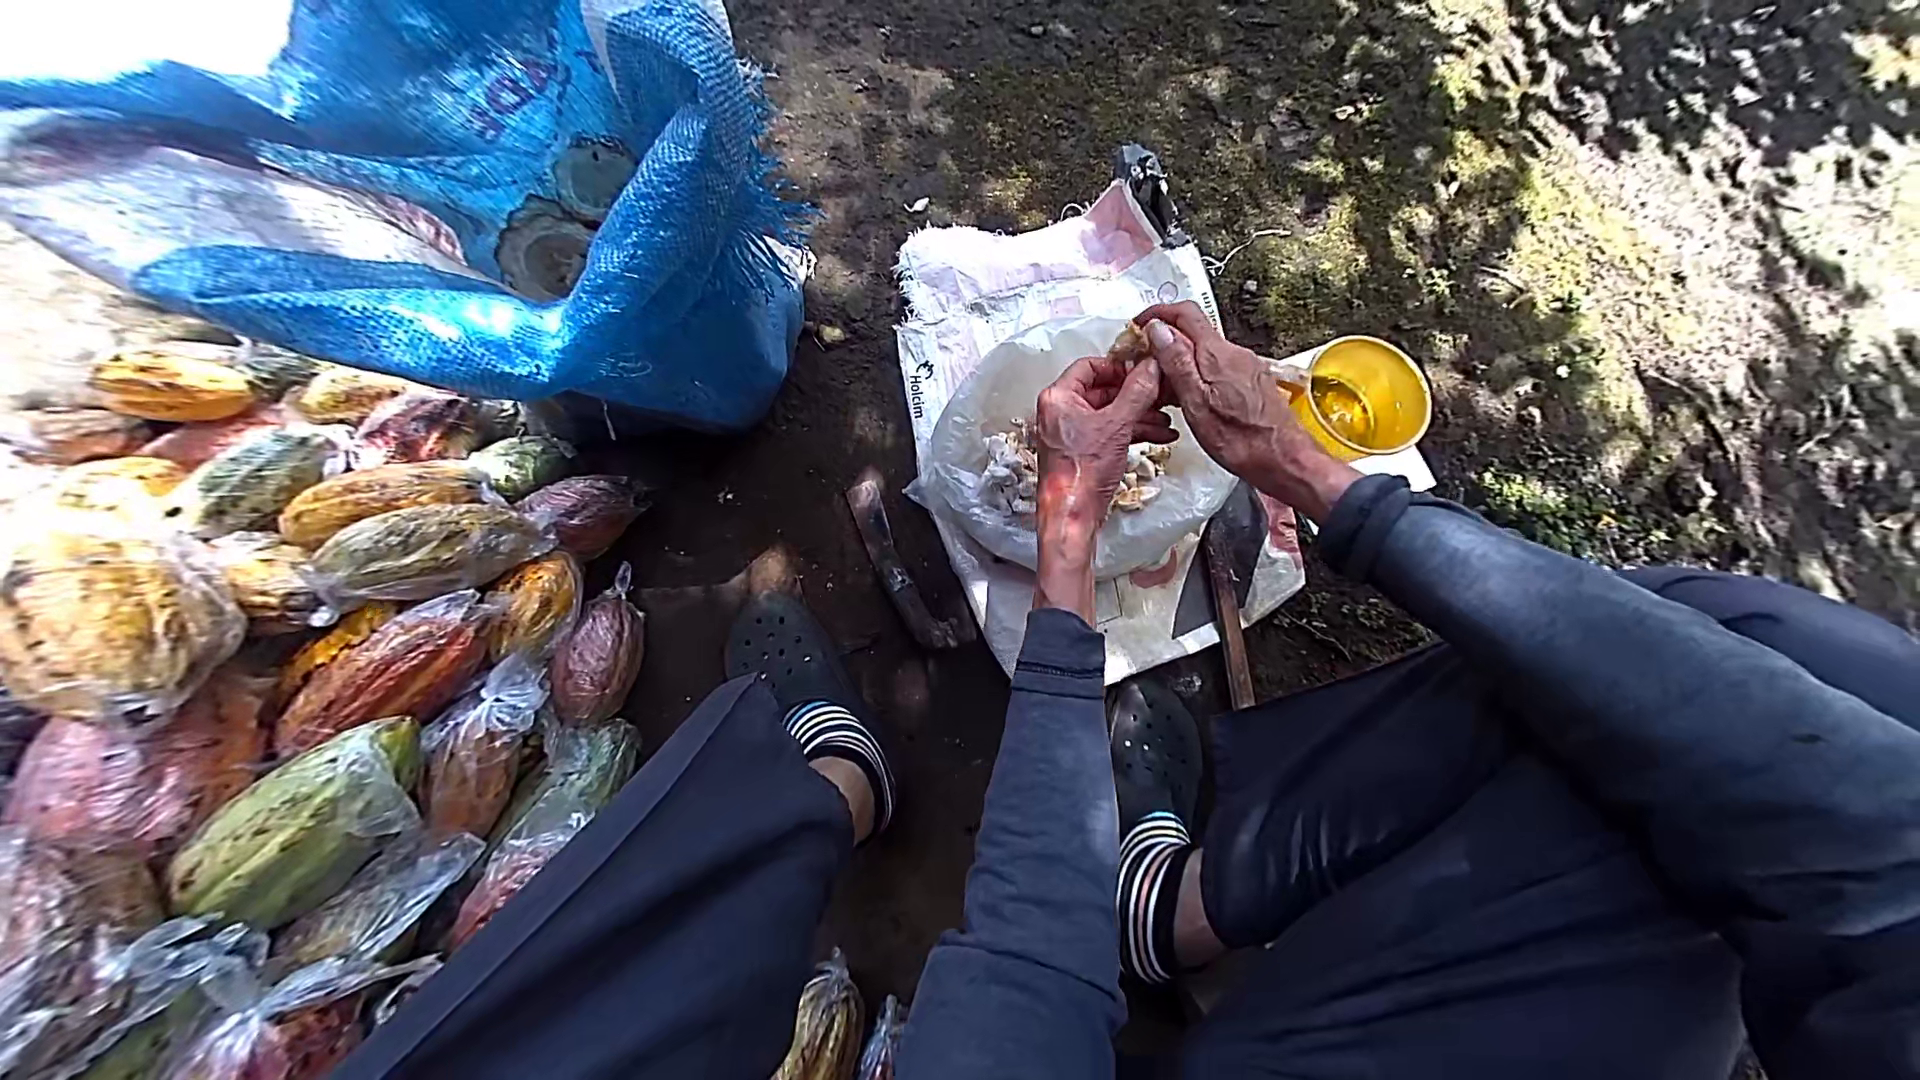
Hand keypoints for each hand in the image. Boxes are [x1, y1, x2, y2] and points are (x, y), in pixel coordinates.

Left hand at [1031, 352, 1173, 619]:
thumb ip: (1137, 391)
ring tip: (1167, 421)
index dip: (1119, 367)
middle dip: (1136, 395)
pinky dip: (1132, 431)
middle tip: (1161, 395)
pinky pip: (1109, 431)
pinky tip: (1159, 437)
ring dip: (1139, 415)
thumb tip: (1151, 365)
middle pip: (1103, 390)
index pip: (1090, 366)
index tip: (1144, 371)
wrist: (1073, 516)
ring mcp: (1070, 433)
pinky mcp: (1081, 451)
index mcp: (1058, 398)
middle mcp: (1060, 412)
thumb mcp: (1117, 425)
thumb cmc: (1082, 474)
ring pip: (1110, 412)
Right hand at [1135, 302, 1359, 520]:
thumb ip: (1177, 363)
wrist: (1283, 459)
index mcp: (1217, 354)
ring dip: (1177, 361)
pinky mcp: (1248, 381)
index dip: (1158, 313)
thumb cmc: (1240, 440)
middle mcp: (1234, 353)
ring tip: (1158, 386)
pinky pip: (1215, 368)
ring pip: (1202, 352)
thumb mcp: (1196, 403)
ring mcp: (1243, 366)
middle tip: (1140, 361)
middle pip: (1193, 331)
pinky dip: (1194, 375)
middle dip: (1163, 340)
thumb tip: (1158, 330)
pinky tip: (1186, 398)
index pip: (1185, 313)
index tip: (1138, 325)